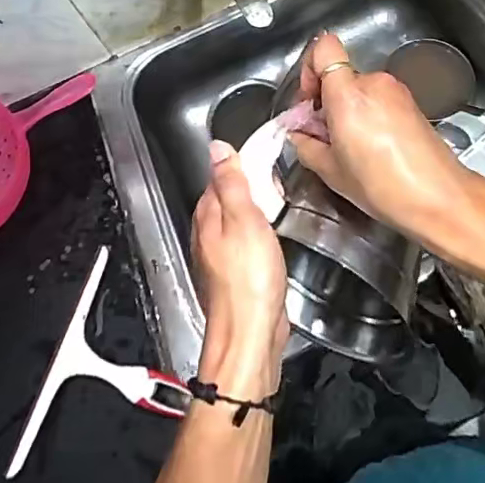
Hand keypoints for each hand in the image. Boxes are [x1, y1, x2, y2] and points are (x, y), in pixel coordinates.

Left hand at [191, 140, 287, 395]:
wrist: (251, 337)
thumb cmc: (248, 280)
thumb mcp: (244, 219)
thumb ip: (232, 183)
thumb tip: (217, 148)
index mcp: (207, 216)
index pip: (219, 177)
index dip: (242, 166)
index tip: (264, 159)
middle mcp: (208, 235)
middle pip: (227, 199)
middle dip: (249, 188)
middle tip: (275, 181)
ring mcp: (220, 258)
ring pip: (237, 222)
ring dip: (255, 212)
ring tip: (277, 205)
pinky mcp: (236, 277)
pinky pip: (246, 244)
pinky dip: (259, 236)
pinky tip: (272, 238)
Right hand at [287, 32, 475, 243]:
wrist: (440, 199)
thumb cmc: (388, 187)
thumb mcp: (331, 171)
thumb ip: (306, 145)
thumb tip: (300, 136)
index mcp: (348, 94)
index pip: (324, 48)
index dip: (309, 67)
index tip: (308, 98)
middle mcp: (373, 83)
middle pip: (339, 74)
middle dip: (326, 99)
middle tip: (323, 132)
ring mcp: (395, 91)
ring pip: (359, 88)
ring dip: (348, 109)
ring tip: (349, 146)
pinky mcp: (410, 103)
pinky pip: (378, 99)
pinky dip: (368, 115)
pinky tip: (370, 148)